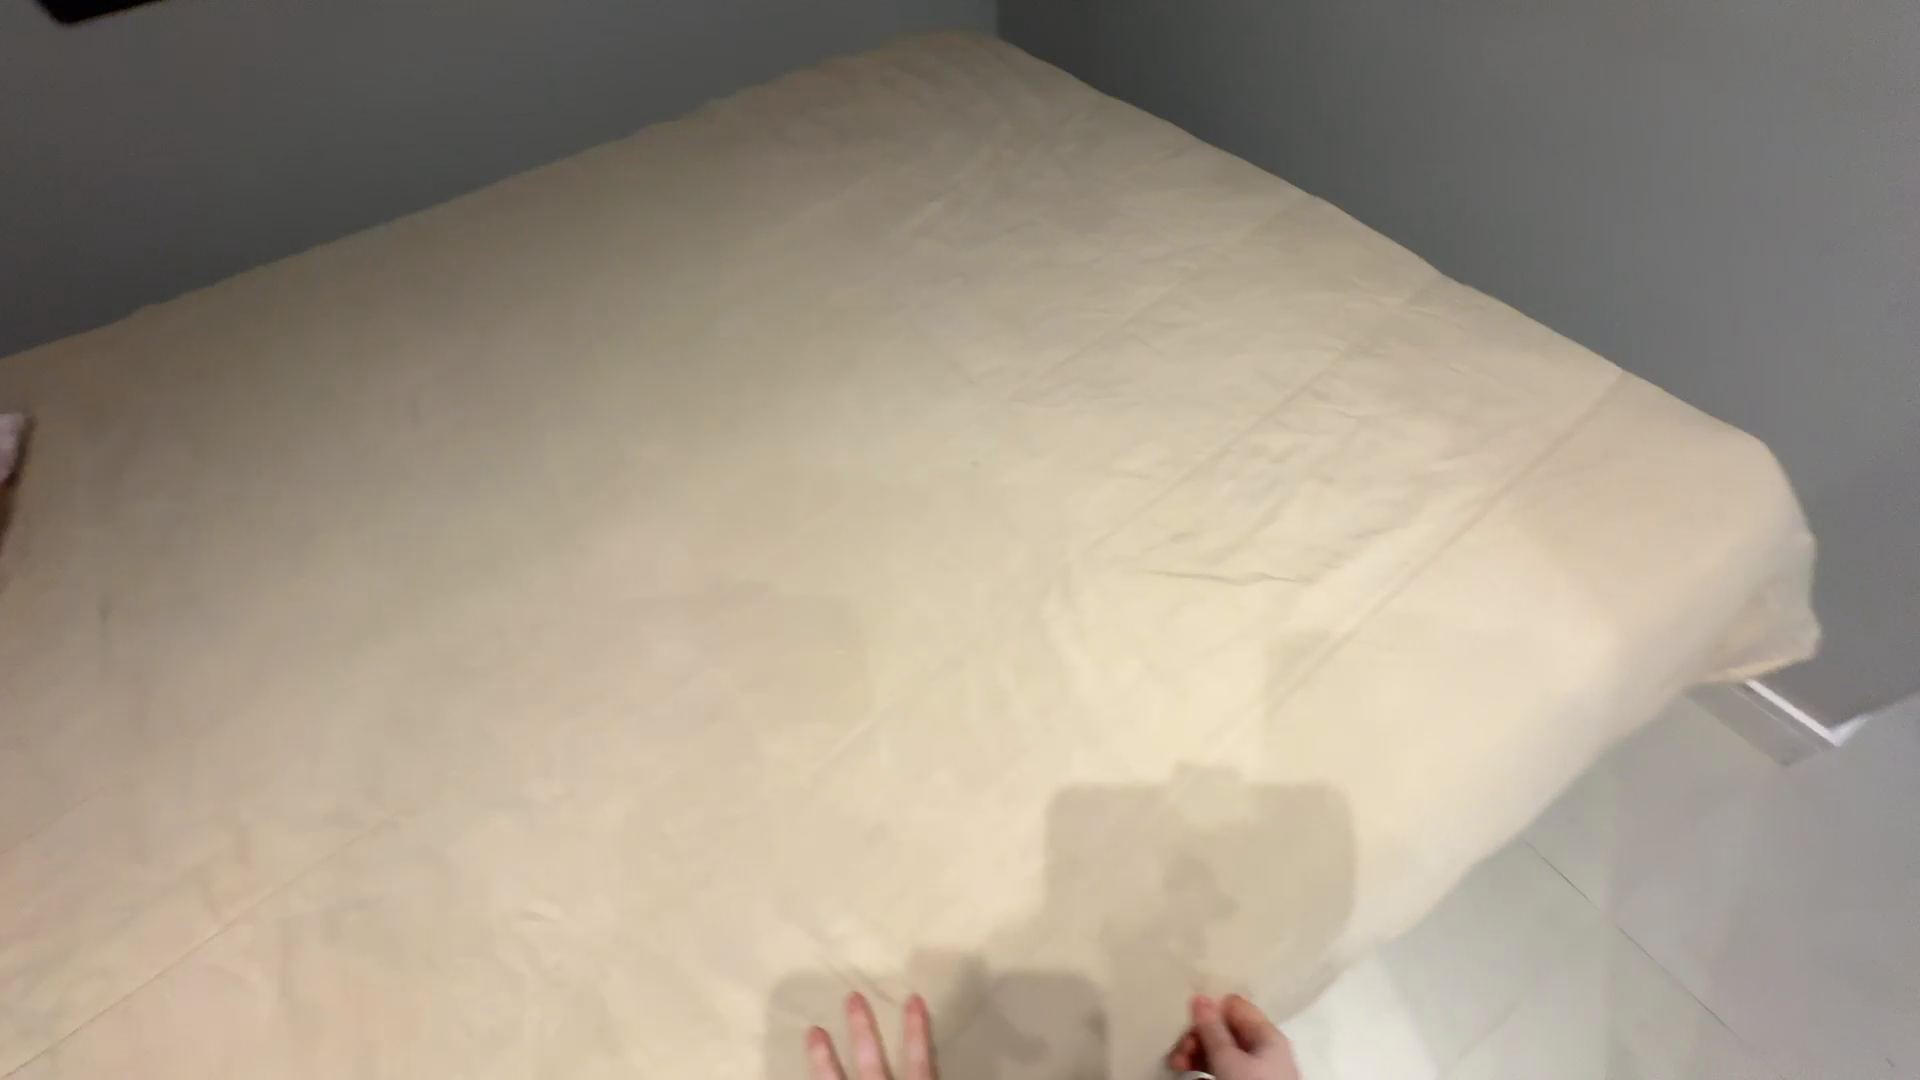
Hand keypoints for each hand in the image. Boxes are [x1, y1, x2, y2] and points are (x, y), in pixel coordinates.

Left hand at [807, 992, 938, 1079]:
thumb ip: (924, 1073)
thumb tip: (928, 1063)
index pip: (918, 1064)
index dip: (916, 1031)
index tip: (913, 997)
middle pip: (870, 1062)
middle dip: (860, 1029)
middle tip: (852, 995)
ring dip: (822, 1058)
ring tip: (812, 1031)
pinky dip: (814, 1079)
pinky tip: (800, 1072)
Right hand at [1166, 994, 1299, 1079]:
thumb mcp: (1227, 1060)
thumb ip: (1211, 1028)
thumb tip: (1200, 996)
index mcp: (1268, 1036)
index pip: (1235, 1006)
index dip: (1211, 1009)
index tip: (1189, 1022)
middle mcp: (1264, 1051)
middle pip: (1224, 1030)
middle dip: (1197, 1038)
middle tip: (1180, 1052)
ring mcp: (1256, 1073)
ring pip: (1220, 1052)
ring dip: (1195, 1055)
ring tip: (1178, 1067)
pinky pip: (1222, 1071)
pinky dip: (1203, 1071)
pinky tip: (1187, 1076)